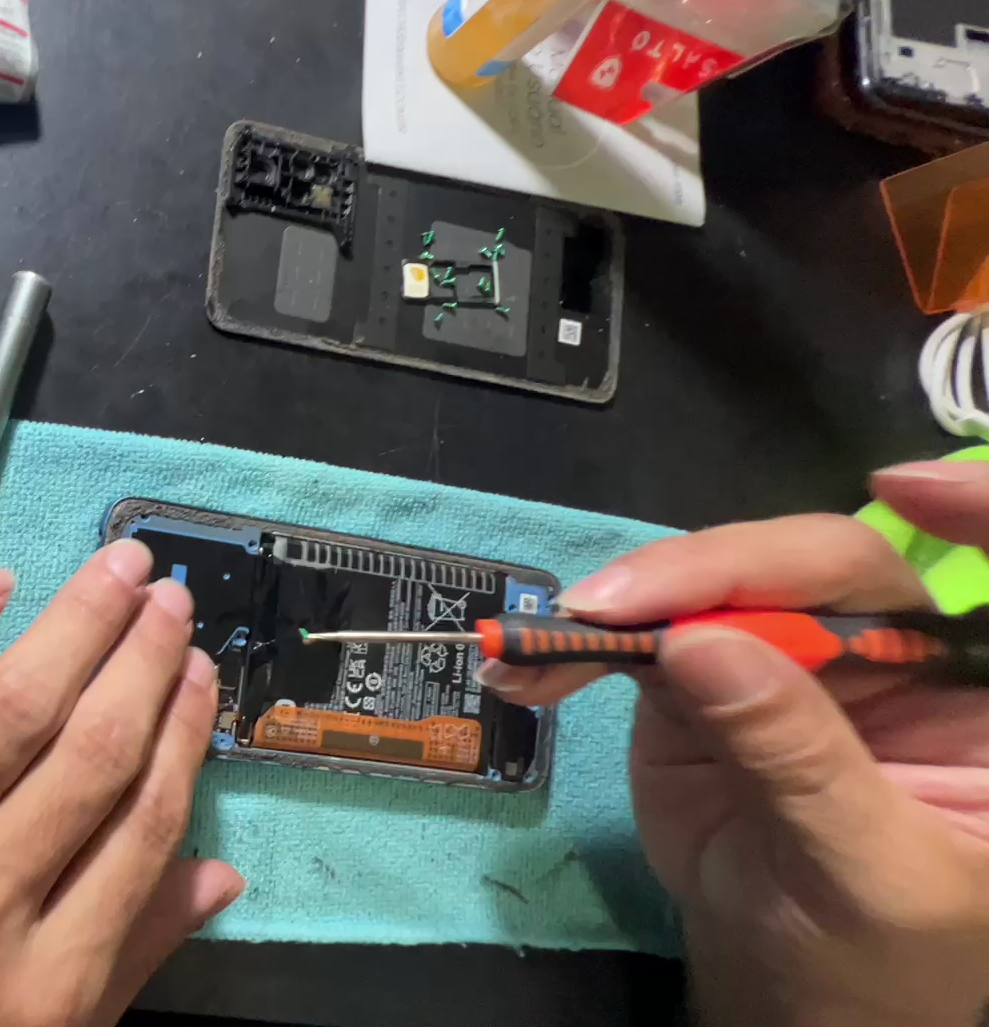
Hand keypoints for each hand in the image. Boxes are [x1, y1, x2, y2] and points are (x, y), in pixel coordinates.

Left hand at [0, 540, 243, 1026]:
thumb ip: (131, 952)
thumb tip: (221, 872)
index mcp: (46, 982)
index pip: (142, 824)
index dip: (181, 731)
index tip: (200, 667)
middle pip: (87, 754)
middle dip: (142, 660)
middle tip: (169, 595)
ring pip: (4, 714)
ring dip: (73, 627)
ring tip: (114, 571)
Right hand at [480, 462, 988, 1026]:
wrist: (785, 979)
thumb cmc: (885, 953)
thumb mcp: (868, 871)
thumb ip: (799, 757)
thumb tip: (703, 643)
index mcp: (983, 696)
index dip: (983, 512)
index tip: (906, 489)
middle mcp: (891, 654)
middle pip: (813, 565)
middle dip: (707, 570)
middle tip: (603, 606)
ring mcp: (779, 654)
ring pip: (697, 587)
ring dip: (608, 610)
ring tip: (532, 650)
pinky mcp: (690, 668)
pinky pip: (627, 631)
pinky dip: (567, 647)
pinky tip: (524, 673)